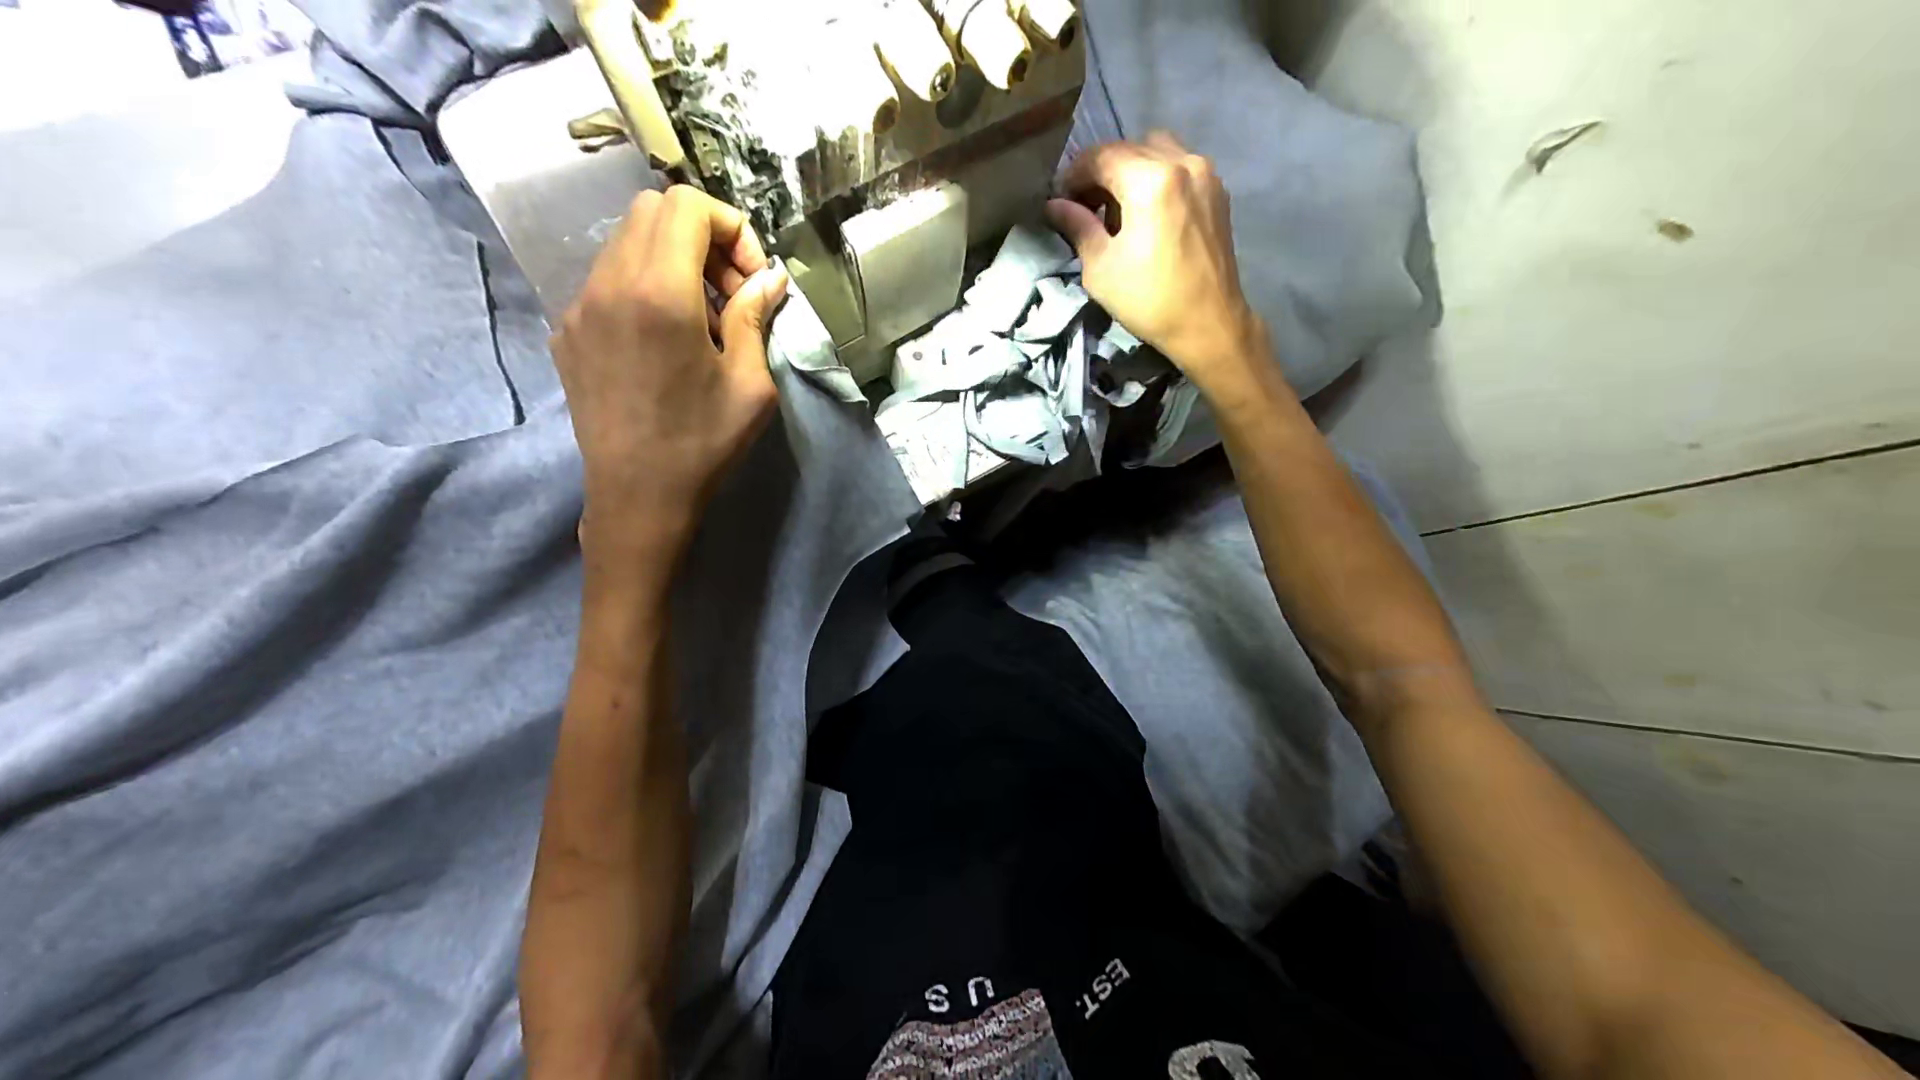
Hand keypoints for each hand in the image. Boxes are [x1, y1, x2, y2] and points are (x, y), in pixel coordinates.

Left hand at [551, 185, 788, 569]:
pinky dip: (643, 288)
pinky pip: (608, 281)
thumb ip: (756, 318)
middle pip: (653, 211)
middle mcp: (609, 284)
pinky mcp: (567, 331)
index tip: (752, 279)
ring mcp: (579, 306)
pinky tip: (663, 341)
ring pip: (626, 243)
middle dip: (703, 239)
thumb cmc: (703, 443)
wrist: (637, 496)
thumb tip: (768, 279)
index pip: (687, 206)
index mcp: (659, 292)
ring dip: (672, 262)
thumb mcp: (751, 384)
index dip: (731, 228)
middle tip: (730, 295)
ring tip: (701, 320)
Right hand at [1047, 132, 1275, 398]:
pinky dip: (1156, 177)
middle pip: (1130, 147)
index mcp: (1151, 181)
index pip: (1101, 155)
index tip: (1061, 200)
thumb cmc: (1149, 300)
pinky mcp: (1217, 190)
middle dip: (1102, 170)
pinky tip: (1145, 211)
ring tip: (1117, 207)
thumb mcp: (1100, 267)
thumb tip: (1055, 205)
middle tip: (1085, 204)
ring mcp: (1206, 174)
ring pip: (1157, 150)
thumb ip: (1078, 226)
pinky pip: (1179, 166)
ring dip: (1131, 169)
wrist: (1208, 323)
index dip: (1074, 174)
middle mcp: (1183, 163)